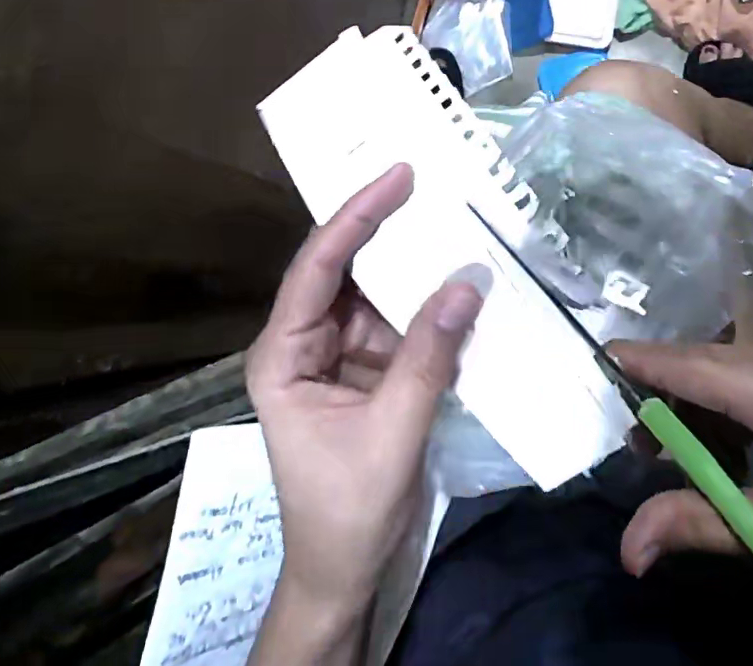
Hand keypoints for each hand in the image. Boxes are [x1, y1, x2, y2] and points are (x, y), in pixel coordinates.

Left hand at [246, 164, 484, 659]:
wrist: (345, 574)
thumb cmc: (348, 512)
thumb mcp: (391, 434)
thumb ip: (428, 358)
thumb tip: (468, 283)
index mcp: (283, 354)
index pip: (317, 269)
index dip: (355, 218)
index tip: (396, 177)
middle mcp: (306, 340)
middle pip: (343, 268)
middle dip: (382, 225)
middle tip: (425, 179)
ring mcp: (340, 352)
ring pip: (376, 290)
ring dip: (412, 261)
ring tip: (450, 216)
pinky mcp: (370, 366)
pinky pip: (400, 320)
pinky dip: (429, 301)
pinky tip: (458, 275)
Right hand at [608, 341, 752, 633]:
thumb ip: (692, 525)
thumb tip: (626, 550)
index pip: (682, 364)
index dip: (632, 365)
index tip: (585, 369)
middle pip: (689, 359)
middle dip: (652, 395)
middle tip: (629, 447)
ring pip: (705, 366)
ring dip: (677, 403)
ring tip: (661, 456)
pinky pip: (726, 375)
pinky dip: (703, 404)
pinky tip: (701, 447)